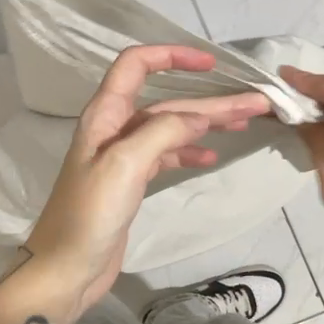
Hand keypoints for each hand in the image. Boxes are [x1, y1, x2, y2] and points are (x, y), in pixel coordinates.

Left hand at [24, 46, 272, 319]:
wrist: (66, 268)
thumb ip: (161, 133)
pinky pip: (167, 155)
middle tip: (257, 104)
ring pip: (171, 129)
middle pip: (167, 102)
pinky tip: (213, 155)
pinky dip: (191, 151)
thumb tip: (198, 116)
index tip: (210, 63)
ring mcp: (123, 156)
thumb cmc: (88, 214)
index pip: (135, 65)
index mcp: (105, 115)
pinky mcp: (131, 182)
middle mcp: (114, 128)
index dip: (170, 56)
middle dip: (210, 100)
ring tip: (247, 124)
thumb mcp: (124, 165)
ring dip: (207, 124)